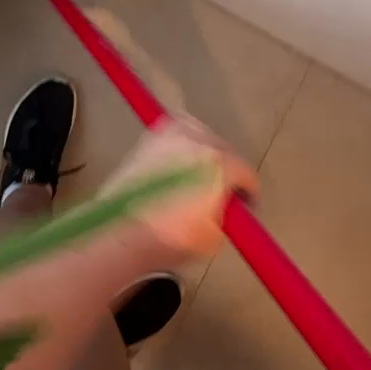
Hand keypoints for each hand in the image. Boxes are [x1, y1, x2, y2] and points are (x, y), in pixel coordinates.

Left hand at [102, 114, 257, 258]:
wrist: (122, 230)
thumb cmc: (172, 239)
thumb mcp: (213, 237)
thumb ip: (226, 214)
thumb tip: (224, 206)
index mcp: (222, 166)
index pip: (247, 174)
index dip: (248, 193)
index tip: (243, 207)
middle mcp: (201, 142)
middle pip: (225, 151)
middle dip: (227, 171)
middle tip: (219, 194)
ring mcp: (174, 135)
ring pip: (202, 136)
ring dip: (205, 152)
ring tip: (198, 174)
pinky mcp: (152, 137)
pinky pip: (178, 131)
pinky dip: (183, 143)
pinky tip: (178, 161)